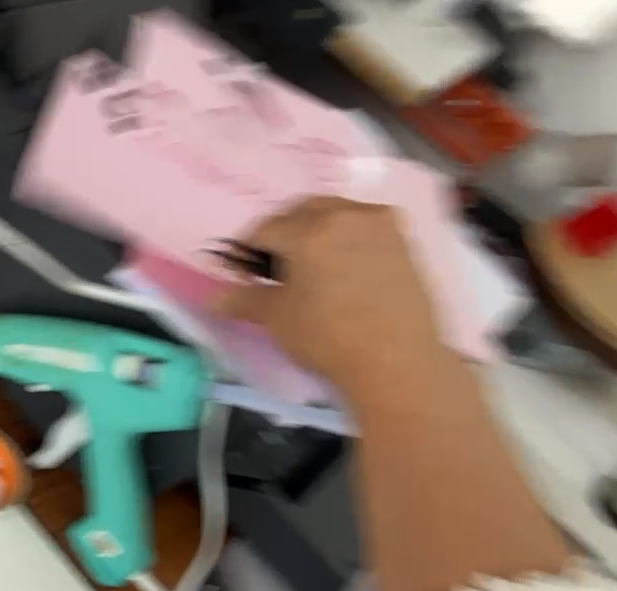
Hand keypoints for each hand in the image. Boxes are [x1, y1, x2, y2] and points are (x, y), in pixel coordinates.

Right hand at [212, 195, 459, 401]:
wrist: (394, 356)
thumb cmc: (325, 334)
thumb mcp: (275, 317)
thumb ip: (242, 299)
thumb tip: (212, 298)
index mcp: (310, 231)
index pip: (264, 228)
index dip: (245, 251)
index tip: (243, 275)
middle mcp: (347, 215)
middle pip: (303, 209)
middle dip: (281, 230)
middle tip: (270, 264)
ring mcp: (382, 224)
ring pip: (337, 212)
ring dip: (314, 229)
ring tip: (306, 265)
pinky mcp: (404, 240)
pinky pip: (363, 225)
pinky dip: (343, 237)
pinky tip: (338, 268)